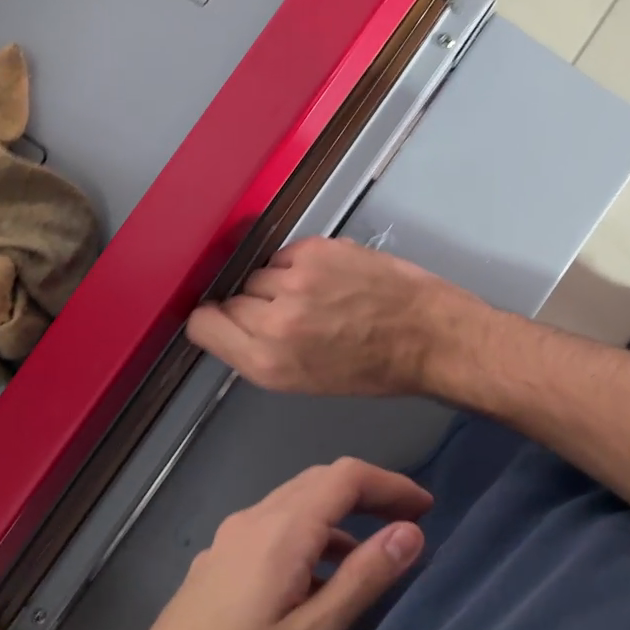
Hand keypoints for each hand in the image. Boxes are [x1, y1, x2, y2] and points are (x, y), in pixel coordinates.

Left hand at [107, 458, 432, 629]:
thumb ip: (364, 578)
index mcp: (280, 528)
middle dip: (368, 494)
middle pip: (321, 481)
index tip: (426, 508)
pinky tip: (315, 583)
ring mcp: (228, 541)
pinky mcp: (214, 566)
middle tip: (407, 522)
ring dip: (339, 516)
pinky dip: (309, 536)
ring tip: (370, 556)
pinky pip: (273, 530)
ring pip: (295, 504)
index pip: (347, 476)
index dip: (391, 484)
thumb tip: (412, 530)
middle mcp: (252, 520)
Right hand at [187, 236, 492, 395]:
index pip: (203, 326)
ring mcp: (296, 279)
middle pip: (230, 298)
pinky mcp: (317, 249)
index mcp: (267, 363)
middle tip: (288, 313)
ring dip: (278, 282)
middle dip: (252, 305)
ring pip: (259, 273)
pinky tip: (328, 277)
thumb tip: (233, 323)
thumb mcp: (305, 379)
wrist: (426, 334)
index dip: (216, 322)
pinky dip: (299, 263)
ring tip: (314, 294)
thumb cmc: (372, 368)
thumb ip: (261, 352)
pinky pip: (286, 254)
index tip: (229, 320)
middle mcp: (274, 320)